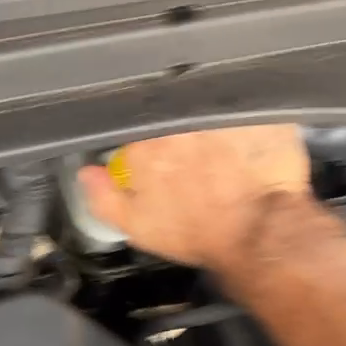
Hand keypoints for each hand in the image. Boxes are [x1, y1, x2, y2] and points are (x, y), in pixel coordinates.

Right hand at [78, 126, 314, 271]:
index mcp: (145, 144)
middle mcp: (180, 121)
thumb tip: (87, 174)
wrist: (258, 235)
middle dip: (179, 134)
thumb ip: (105, 198)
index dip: (147, 150)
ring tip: (222, 157)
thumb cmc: (198, 234)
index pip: (137, 133)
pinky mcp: (259, 112)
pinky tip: (250, 147)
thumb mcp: (138, 227)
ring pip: (208, 110)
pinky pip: (248, 110)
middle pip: (172, 117)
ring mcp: (221, 112)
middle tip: (194, 162)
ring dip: (210, 127)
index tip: (158, 167)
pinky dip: (248, 124)